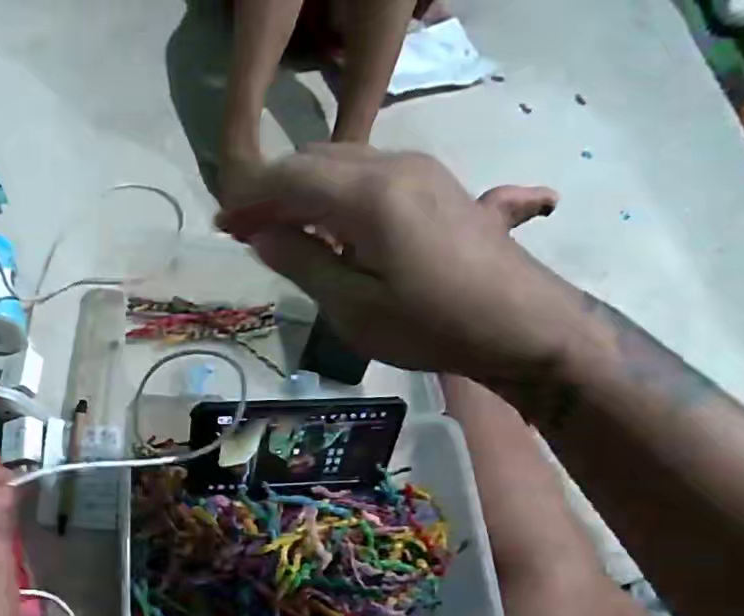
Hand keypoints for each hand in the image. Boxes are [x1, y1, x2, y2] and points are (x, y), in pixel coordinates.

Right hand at [216, 145, 592, 382]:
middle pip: (315, 160)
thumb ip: (303, 263)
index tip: (224, 226)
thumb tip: (261, 234)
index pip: (291, 177)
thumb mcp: (354, 308)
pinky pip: (371, 173)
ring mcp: (421, 169)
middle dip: (275, 191)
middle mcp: (394, 165)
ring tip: (283, 232)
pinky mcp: (436, 183)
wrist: (520, 324)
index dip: (251, 198)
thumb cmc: (431, 327)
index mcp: (369, 196)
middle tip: (247, 232)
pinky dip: (337, 193)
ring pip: (343, 161)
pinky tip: (331, 228)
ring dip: (305, 190)